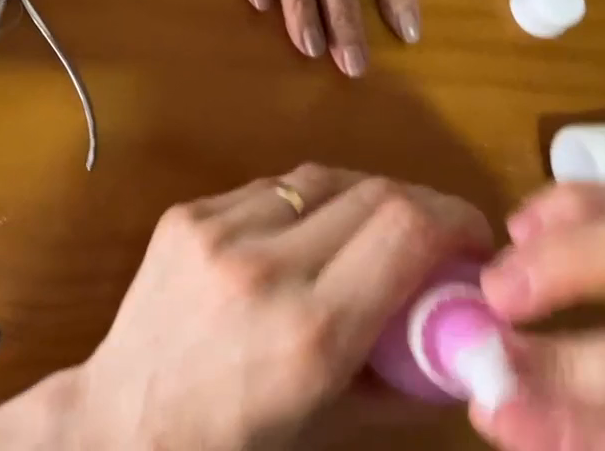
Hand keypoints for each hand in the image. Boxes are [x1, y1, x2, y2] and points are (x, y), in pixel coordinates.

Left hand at [70, 165, 490, 450]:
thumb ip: (405, 377)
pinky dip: (301, 203)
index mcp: (311, 329)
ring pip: (318, 179)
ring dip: (360, 197)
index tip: (477, 240)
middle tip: (435, 233)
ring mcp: (216, 229)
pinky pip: (266, 188)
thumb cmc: (236, 436)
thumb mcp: (335, 422)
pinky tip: (303, 233)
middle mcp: (265, 264)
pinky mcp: (186, 212)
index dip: (457, 219)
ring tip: (372, 230)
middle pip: (371, 192)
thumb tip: (464, 330)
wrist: (126, 414)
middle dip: (419, 204)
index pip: (406, 229)